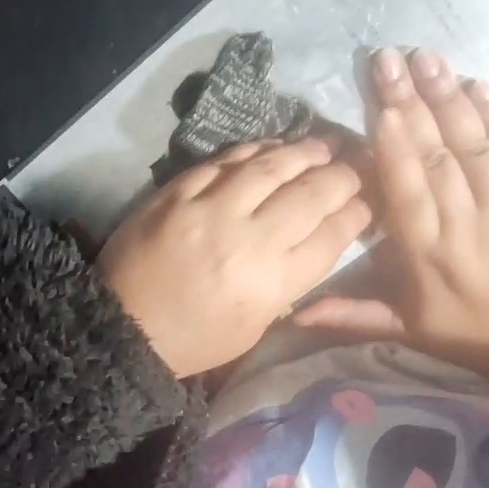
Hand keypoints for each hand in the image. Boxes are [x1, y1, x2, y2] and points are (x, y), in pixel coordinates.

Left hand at [100, 138, 372, 377]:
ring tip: (322, 147)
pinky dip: (256, 150)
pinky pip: (227, 160)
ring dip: (305, 153)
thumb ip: (289, 283)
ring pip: (272, 166)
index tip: (366, 202)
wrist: (122, 327)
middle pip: (311, 195)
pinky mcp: (179, 191)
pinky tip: (274, 147)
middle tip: (353, 168)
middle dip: (342, 177)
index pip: (330, 237)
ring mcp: (211, 209)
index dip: (355, 214)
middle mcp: (249, 240)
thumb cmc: (194, 339)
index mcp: (272, 284)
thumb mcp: (255, 327)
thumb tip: (317, 240)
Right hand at [296, 48, 488, 361]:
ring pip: (476, 143)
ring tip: (426, 57)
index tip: (378, 110)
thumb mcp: (409, 330)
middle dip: (412, 105)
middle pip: (438, 156)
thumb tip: (296, 313)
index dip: (395, 150)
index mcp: (430, 255)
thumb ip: (353, 315)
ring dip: (449, 97)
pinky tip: (479, 83)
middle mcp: (468, 223)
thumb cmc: (471, 332)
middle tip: (389, 59)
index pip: (409, 193)